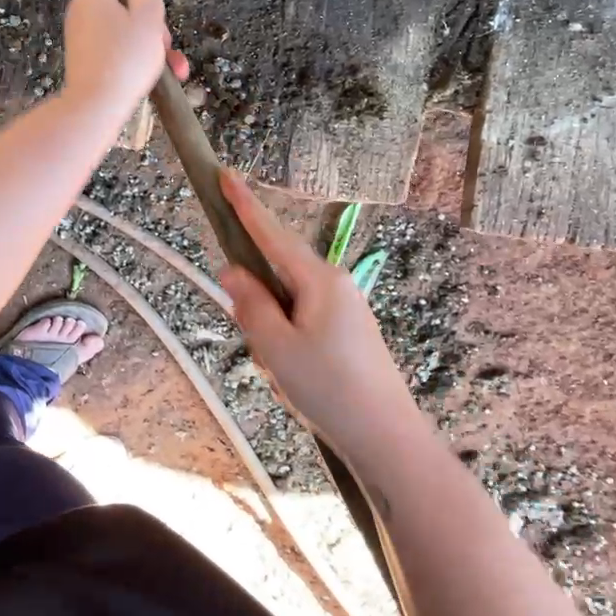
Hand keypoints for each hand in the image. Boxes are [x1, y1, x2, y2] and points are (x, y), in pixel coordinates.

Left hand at [61, 0, 188, 111]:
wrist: (97, 104)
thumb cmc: (124, 56)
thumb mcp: (148, 18)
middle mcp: (79, 15)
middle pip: (115, 7)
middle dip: (146, 21)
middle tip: (163, 38)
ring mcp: (81, 41)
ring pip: (121, 33)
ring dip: (150, 46)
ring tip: (173, 64)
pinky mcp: (86, 63)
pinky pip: (115, 53)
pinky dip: (137, 62)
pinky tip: (168, 77)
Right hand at [217, 169, 417, 462]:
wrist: (391, 442)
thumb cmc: (329, 389)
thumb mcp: (274, 344)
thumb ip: (248, 301)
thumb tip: (231, 269)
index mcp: (318, 279)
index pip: (271, 232)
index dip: (244, 204)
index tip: (224, 172)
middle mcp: (334, 285)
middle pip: (274, 273)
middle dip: (255, 304)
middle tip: (262, 350)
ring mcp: (344, 309)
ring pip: (284, 303)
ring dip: (270, 331)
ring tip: (284, 374)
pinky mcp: (347, 332)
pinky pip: (299, 321)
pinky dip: (285, 342)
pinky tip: (296, 380)